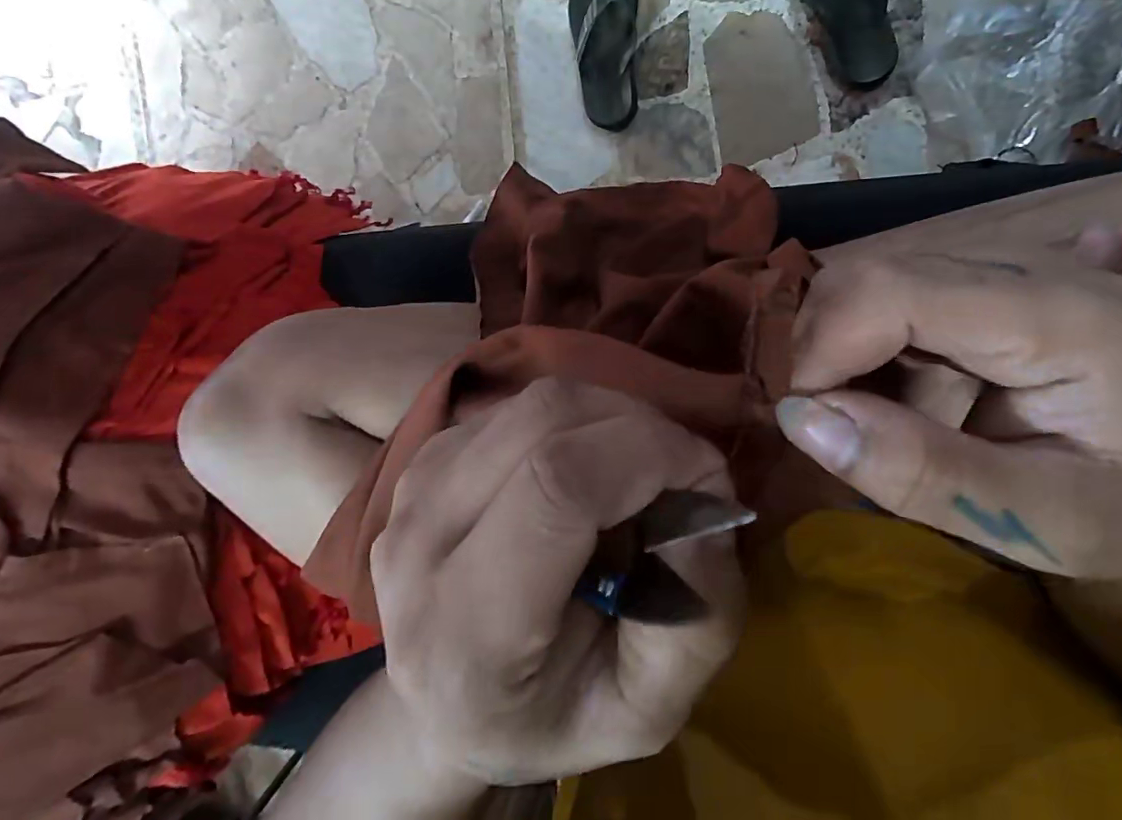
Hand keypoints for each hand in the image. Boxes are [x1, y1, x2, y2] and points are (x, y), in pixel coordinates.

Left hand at [371, 378, 746, 784]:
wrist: (440, 703)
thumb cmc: (544, 719)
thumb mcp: (643, 715)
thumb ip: (693, 627)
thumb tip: (709, 505)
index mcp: (469, 628)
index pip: (556, 484)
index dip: (648, 454)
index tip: (705, 476)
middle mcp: (422, 540)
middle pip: (545, 420)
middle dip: (639, 426)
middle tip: (680, 474)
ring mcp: (412, 487)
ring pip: (535, 402)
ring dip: (609, 418)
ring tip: (633, 475)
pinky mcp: (421, 457)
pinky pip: (517, 407)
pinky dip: (574, 422)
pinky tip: (582, 471)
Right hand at [776, 228, 1121, 586]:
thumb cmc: (1121, 520)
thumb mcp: (1039, 523)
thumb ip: (924, 474)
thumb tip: (799, 418)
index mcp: (1068, 317)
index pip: (891, 291)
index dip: (823, 348)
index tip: (806, 418)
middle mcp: (1033, 265)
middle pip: (865, 277)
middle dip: (824, 353)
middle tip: (841, 425)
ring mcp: (1003, 259)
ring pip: (861, 283)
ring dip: (847, 353)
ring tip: (896, 411)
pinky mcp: (975, 271)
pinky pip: (882, 290)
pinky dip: (865, 343)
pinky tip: (910, 385)